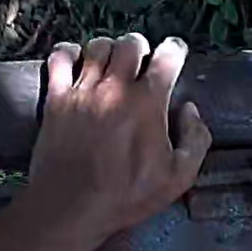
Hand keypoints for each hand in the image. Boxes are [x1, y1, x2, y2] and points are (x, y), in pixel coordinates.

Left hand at [21, 33, 211, 242]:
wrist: (72, 206)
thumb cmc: (126, 197)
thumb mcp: (178, 178)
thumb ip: (195, 140)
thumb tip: (191, 111)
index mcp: (148, 102)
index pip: (168, 56)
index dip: (175, 51)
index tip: (175, 55)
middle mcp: (115, 87)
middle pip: (130, 44)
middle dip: (141, 49)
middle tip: (141, 64)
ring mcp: (83, 90)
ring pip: (97, 46)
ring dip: (109, 50)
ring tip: (111, 66)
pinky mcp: (56, 99)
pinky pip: (60, 57)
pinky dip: (69, 52)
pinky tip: (75, 63)